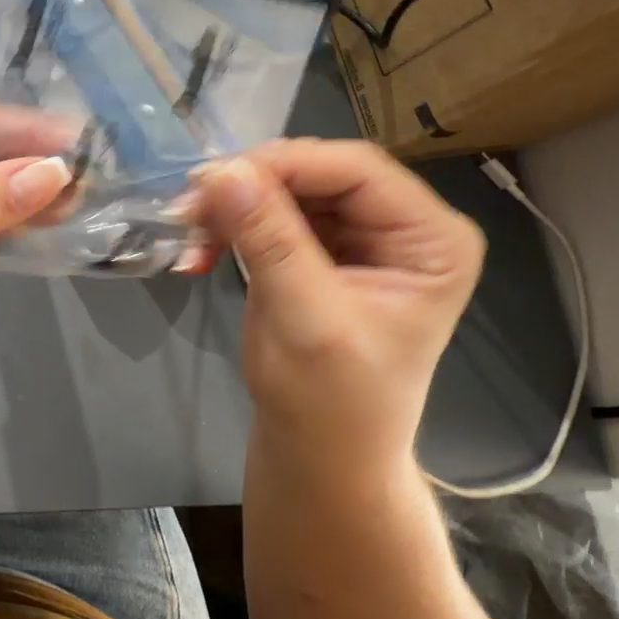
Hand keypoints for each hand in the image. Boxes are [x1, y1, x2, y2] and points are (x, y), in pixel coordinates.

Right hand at [187, 139, 484, 473]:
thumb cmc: (331, 401)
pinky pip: (267, 214)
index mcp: (430, 240)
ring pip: (284, 189)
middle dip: (249, 187)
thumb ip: (268, 240)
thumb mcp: (303, 317)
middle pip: (316, 172)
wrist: (319, 453)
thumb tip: (221, 171)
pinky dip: (228, 226)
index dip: (283, 165)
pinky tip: (199, 251)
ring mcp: (358, 236)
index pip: (355, 169)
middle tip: (188, 210)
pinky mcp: (316, 250)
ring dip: (230, 207)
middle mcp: (400, 226)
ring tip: (188, 235)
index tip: (211, 181)